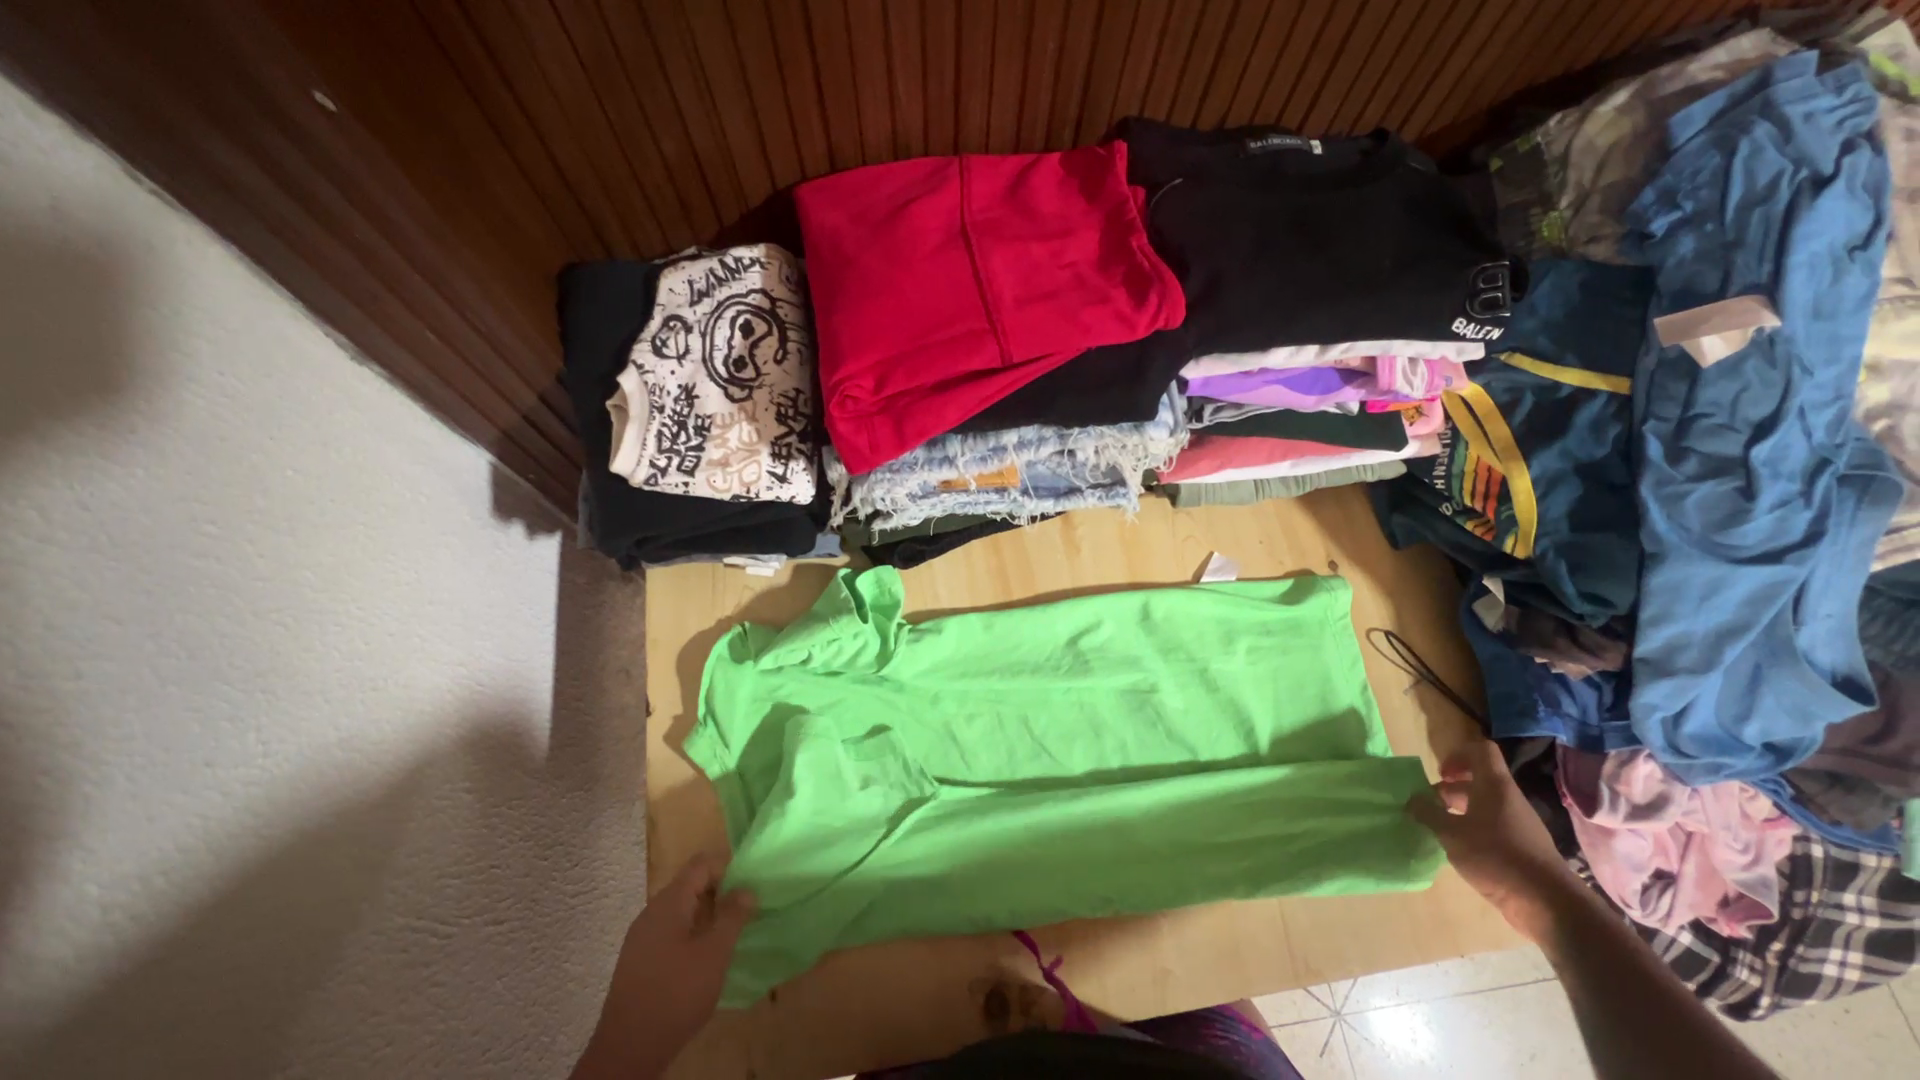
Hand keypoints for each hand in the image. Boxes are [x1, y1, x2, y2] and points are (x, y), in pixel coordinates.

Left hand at [572, 855, 756, 1079]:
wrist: (629, 1047)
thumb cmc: (677, 993)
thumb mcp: (715, 953)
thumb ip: (732, 917)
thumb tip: (746, 889)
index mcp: (668, 903)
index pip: (700, 865)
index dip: (728, 869)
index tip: (751, 889)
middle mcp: (651, 913)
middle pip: (689, 886)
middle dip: (719, 894)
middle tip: (745, 915)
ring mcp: (641, 938)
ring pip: (680, 912)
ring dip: (706, 917)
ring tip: (730, 938)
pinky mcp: (639, 961)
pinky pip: (670, 934)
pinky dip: (691, 936)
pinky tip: (704, 961)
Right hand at [1404, 739, 1581, 942]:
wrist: (1545, 901)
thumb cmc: (1495, 856)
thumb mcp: (1451, 834)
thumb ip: (1428, 814)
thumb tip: (1412, 800)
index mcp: (1494, 787)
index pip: (1480, 750)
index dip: (1457, 755)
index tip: (1440, 774)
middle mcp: (1507, 799)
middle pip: (1477, 780)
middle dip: (1448, 789)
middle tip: (1427, 805)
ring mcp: (1516, 823)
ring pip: (1482, 805)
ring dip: (1456, 811)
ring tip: (1436, 828)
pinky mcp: (1519, 846)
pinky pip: (1490, 827)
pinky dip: (1470, 830)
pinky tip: (1456, 849)